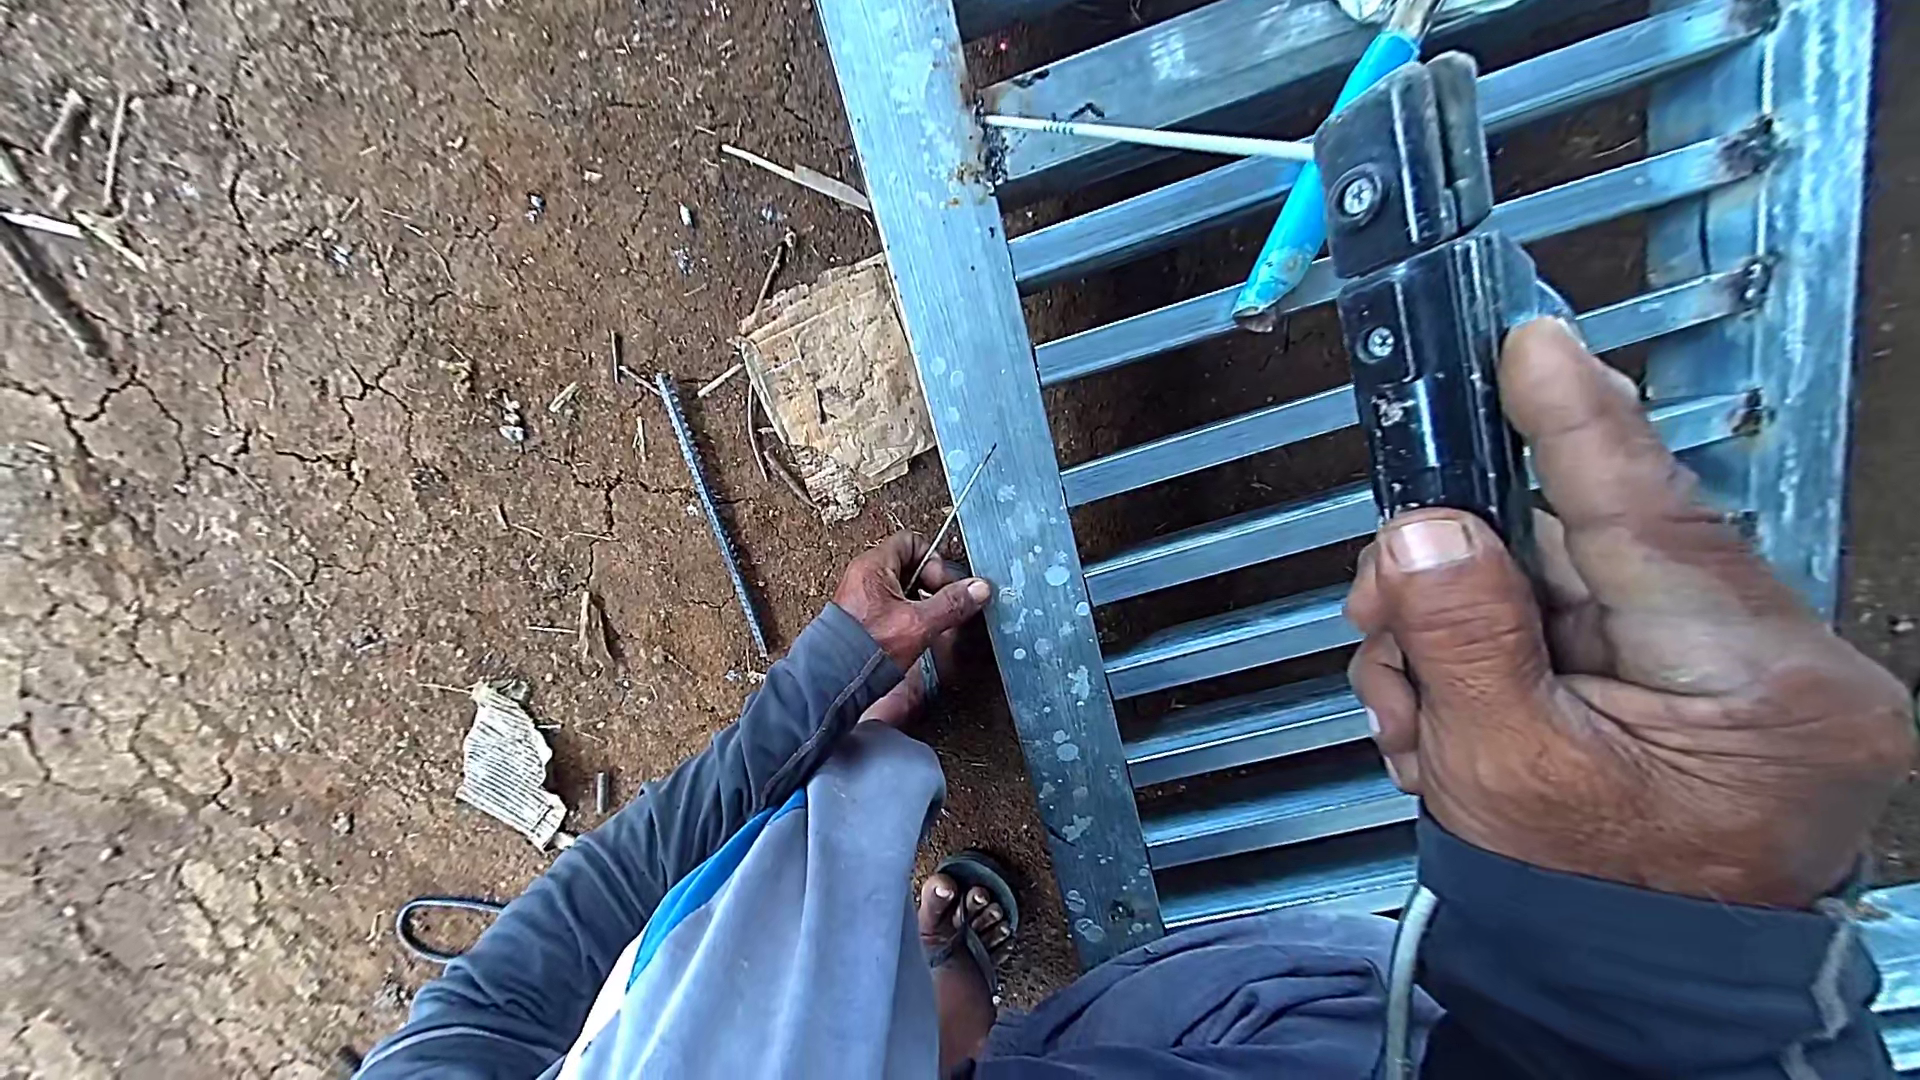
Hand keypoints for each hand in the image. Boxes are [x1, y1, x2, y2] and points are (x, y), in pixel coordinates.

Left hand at [833, 531, 992, 672]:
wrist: (833, 682)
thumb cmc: (865, 651)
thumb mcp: (918, 624)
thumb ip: (951, 604)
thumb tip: (977, 589)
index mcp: (874, 566)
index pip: (912, 542)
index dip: (933, 561)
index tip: (941, 585)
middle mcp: (864, 576)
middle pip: (909, 565)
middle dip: (930, 584)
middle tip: (938, 605)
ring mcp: (861, 596)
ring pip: (901, 586)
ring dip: (920, 602)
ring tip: (927, 623)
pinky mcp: (861, 616)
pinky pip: (891, 604)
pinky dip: (906, 614)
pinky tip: (912, 634)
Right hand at [1347, 319, 1914, 908]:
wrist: (1591, 957)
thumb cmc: (1571, 878)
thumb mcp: (1501, 762)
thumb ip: (1462, 637)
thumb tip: (1419, 529)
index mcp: (1752, 681)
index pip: (1647, 514)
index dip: (1577, 421)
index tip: (1535, 338)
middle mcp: (1735, 651)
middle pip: (1544, 546)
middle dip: (1434, 577)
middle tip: (1371, 615)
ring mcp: (1676, 658)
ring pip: (1505, 580)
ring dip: (1423, 631)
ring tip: (1405, 711)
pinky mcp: (1625, 667)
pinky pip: (1507, 618)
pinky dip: (1441, 655)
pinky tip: (1425, 715)